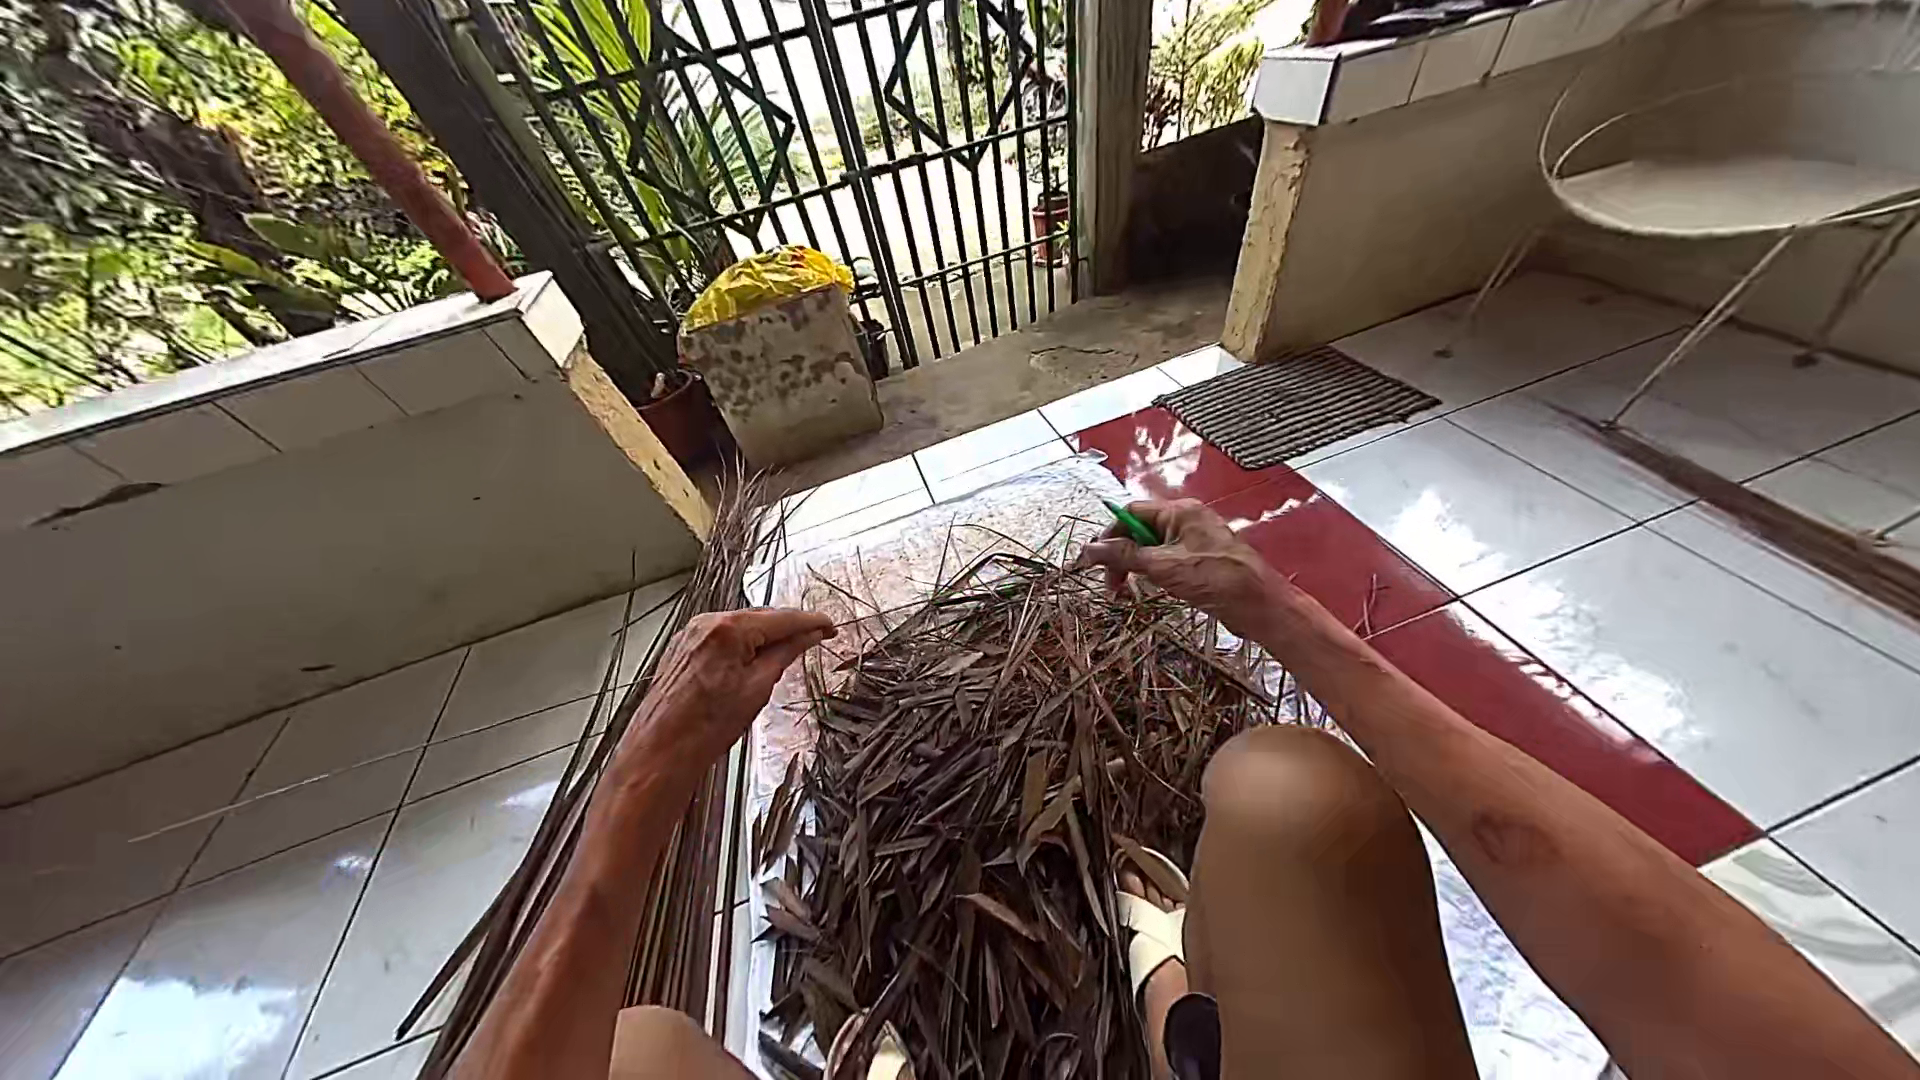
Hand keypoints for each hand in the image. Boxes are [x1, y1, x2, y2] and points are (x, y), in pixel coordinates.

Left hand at [637, 608, 835, 765]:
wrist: (660, 751)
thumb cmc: (705, 727)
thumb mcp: (759, 687)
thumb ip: (787, 653)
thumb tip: (810, 635)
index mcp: (729, 629)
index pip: (782, 618)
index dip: (812, 622)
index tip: (830, 626)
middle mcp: (707, 623)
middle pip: (763, 617)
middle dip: (791, 627)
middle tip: (817, 637)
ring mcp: (693, 633)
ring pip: (744, 624)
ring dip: (768, 634)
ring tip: (791, 649)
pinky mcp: (685, 646)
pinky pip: (725, 635)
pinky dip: (745, 641)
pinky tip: (758, 656)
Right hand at [1075, 499, 1290, 637]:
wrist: (1259, 606)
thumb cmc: (1216, 579)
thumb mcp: (1162, 566)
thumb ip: (1123, 556)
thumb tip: (1089, 550)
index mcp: (1179, 512)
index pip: (1131, 513)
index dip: (1110, 535)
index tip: (1097, 559)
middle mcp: (1186, 521)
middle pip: (1139, 532)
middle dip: (1121, 557)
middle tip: (1111, 583)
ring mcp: (1194, 541)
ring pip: (1151, 549)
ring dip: (1136, 569)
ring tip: (1128, 591)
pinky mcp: (1200, 561)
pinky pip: (1166, 562)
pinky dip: (1153, 575)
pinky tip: (1153, 590)